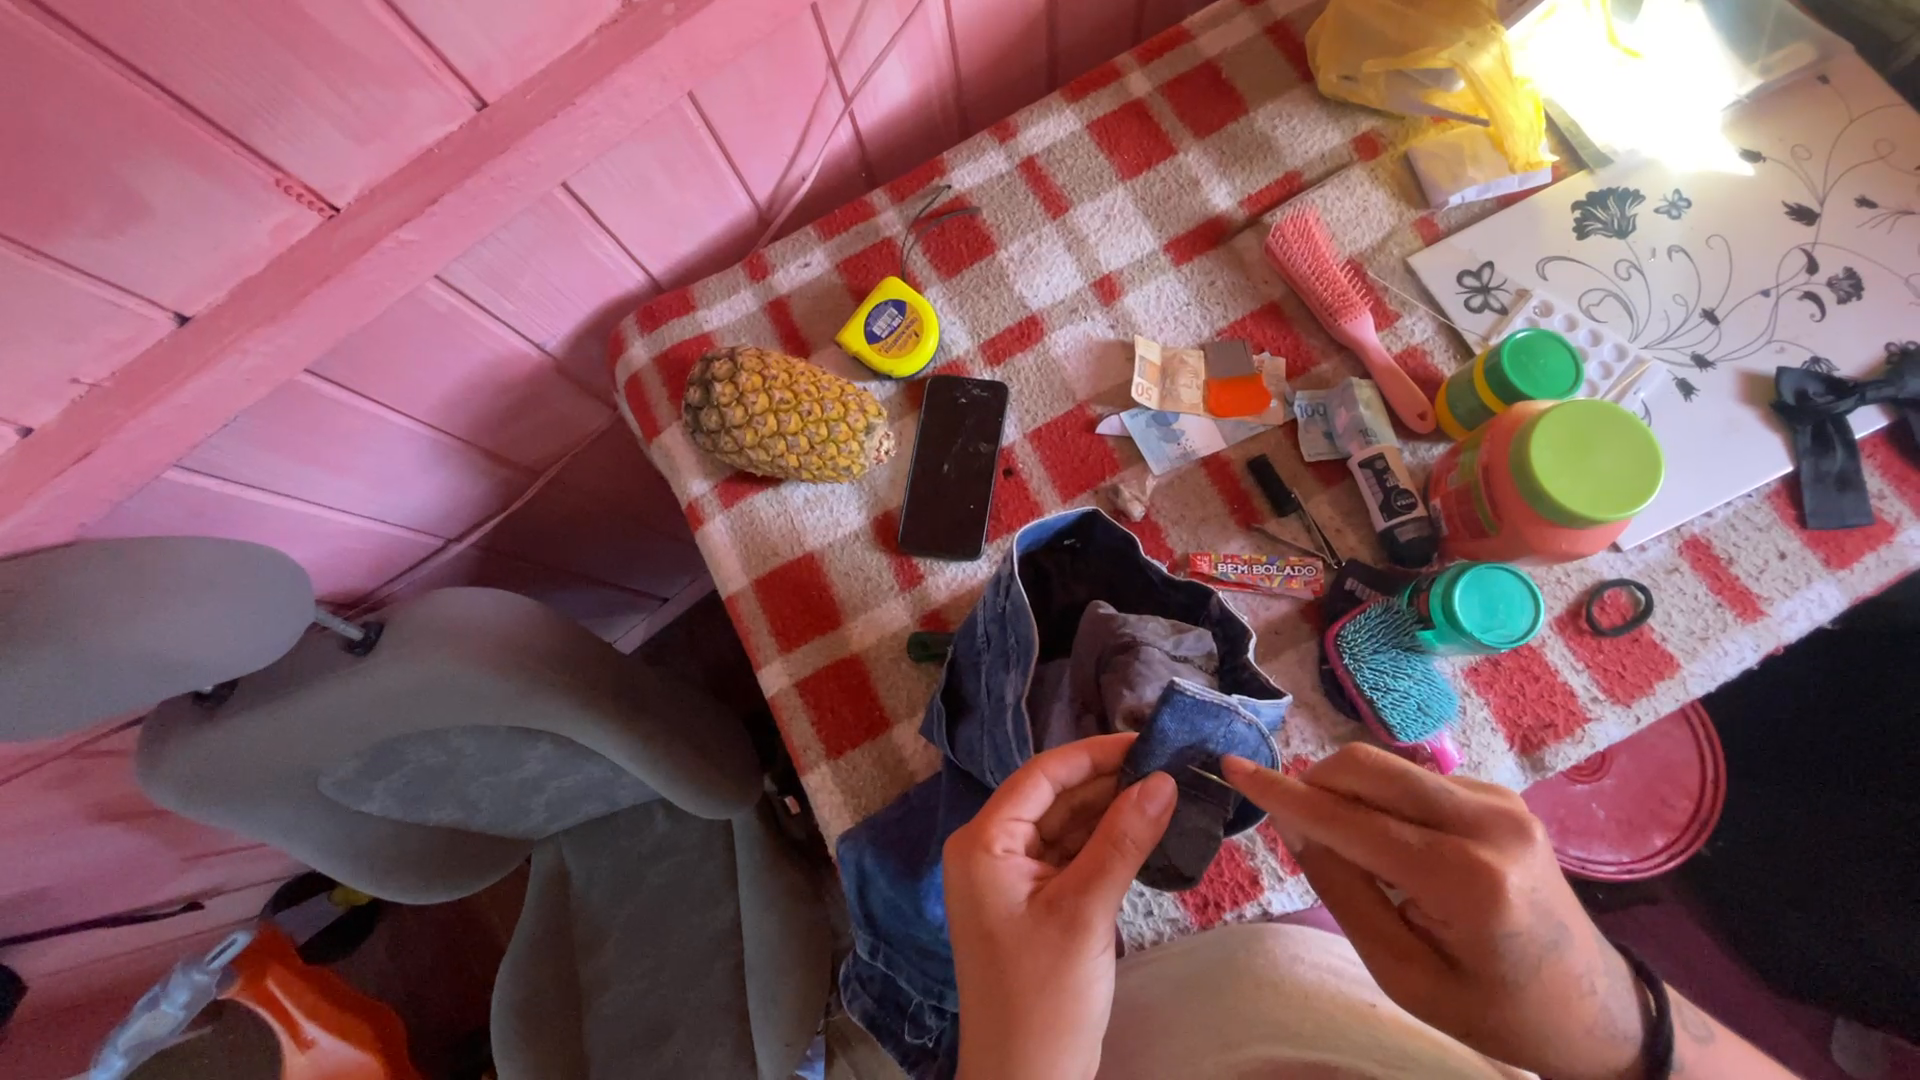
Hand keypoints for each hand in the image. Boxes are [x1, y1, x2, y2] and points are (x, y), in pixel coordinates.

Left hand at [943, 733, 1175, 1079]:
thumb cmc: (1044, 997)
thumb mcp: (1085, 911)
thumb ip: (1122, 840)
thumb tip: (1163, 781)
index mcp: (983, 841)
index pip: (1041, 775)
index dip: (1094, 754)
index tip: (1147, 742)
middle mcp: (989, 848)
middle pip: (1053, 797)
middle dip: (1107, 782)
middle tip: (1167, 767)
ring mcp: (1008, 877)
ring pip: (1064, 826)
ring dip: (1109, 812)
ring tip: (1164, 792)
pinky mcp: (1029, 902)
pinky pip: (1067, 856)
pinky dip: (1102, 845)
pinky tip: (1142, 831)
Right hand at [1222, 744, 1648, 1079]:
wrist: (1596, 1009)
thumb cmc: (1492, 1008)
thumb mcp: (1402, 974)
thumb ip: (1342, 889)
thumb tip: (1295, 824)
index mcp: (1464, 878)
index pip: (1347, 819)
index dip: (1281, 792)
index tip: (1232, 766)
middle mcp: (1486, 821)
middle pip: (1363, 766)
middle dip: (1314, 786)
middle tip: (1303, 832)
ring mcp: (1498, 800)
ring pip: (1382, 766)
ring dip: (1347, 794)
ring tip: (1360, 852)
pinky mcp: (1499, 794)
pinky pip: (1409, 777)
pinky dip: (1380, 800)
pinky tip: (1399, 845)